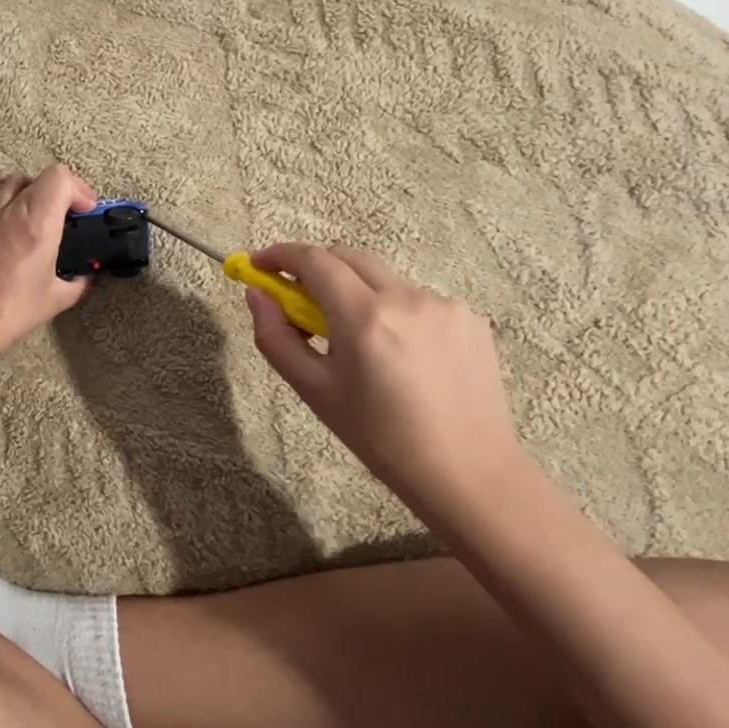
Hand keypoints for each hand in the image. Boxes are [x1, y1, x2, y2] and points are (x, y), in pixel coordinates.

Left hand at [0, 165, 97, 359]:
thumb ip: (78, 281)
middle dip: (59, 192)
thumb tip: (84, 276)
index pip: (59, 177)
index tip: (84, 210)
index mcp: (36, 224)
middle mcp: (8, 211)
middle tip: (67, 215)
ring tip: (37, 216)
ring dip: (30, 193)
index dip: (78, 189)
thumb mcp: (56, 299)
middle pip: (39, 177)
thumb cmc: (8, 312)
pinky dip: (4, 204)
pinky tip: (8, 227)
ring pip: (11, 183)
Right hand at [245, 243, 522, 509]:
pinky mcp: (471, 318)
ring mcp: (445, 305)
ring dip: (357, 292)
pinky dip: (394, 311)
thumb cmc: (379, 437)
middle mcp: (407, 298)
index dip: (280, 254)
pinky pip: (417, 299)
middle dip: (315, 267)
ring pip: (383, 278)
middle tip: (298, 299)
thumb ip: (276, 336)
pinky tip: (400, 354)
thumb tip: (257, 295)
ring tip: (357, 342)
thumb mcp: (313, 390)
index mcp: (365, 317)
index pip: (314, 260)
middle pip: (348, 256)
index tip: (259, 263)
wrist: (468, 473)